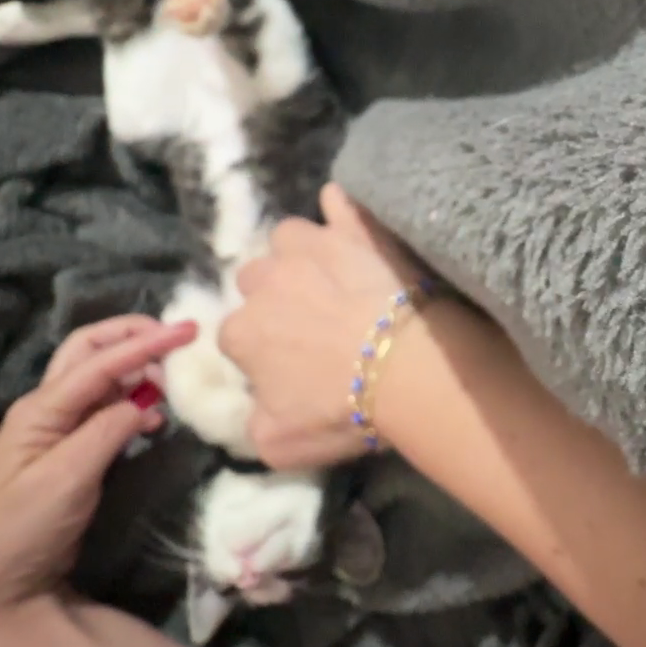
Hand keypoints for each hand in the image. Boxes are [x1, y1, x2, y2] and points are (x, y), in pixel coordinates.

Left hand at [0, 316, 196, 646]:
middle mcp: (48, 407)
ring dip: (140, 367)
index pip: (101, 361)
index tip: (189, 329)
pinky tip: (157, 417)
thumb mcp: (66, 479)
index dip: (147, 342)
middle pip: (92, 350)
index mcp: (40, 409)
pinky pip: (111, 406)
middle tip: (178, 338)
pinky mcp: (75, 448)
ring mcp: (60, 427)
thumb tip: (147, 401)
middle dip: (134, 336)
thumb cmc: (22, 531)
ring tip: (175, 378)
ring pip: (104, 376)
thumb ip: (107, 430)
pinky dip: (138, 400)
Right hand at [221, 184, 428, 469]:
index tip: (292, 362)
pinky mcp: (355, 227)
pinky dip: (341, 208)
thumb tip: (256, 401)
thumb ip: (253, 419)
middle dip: (276, 297)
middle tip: (314, 320)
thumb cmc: (344, 409)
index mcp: (242, 332)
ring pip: (287, 237)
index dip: (263, 348)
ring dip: (301, 254)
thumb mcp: (280, 445)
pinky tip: (349, 215)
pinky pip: (338, 200)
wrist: (408, 366)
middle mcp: (265, 281)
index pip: (237, 335)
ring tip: (332, 275)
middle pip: (256, 280)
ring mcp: (310, 246)